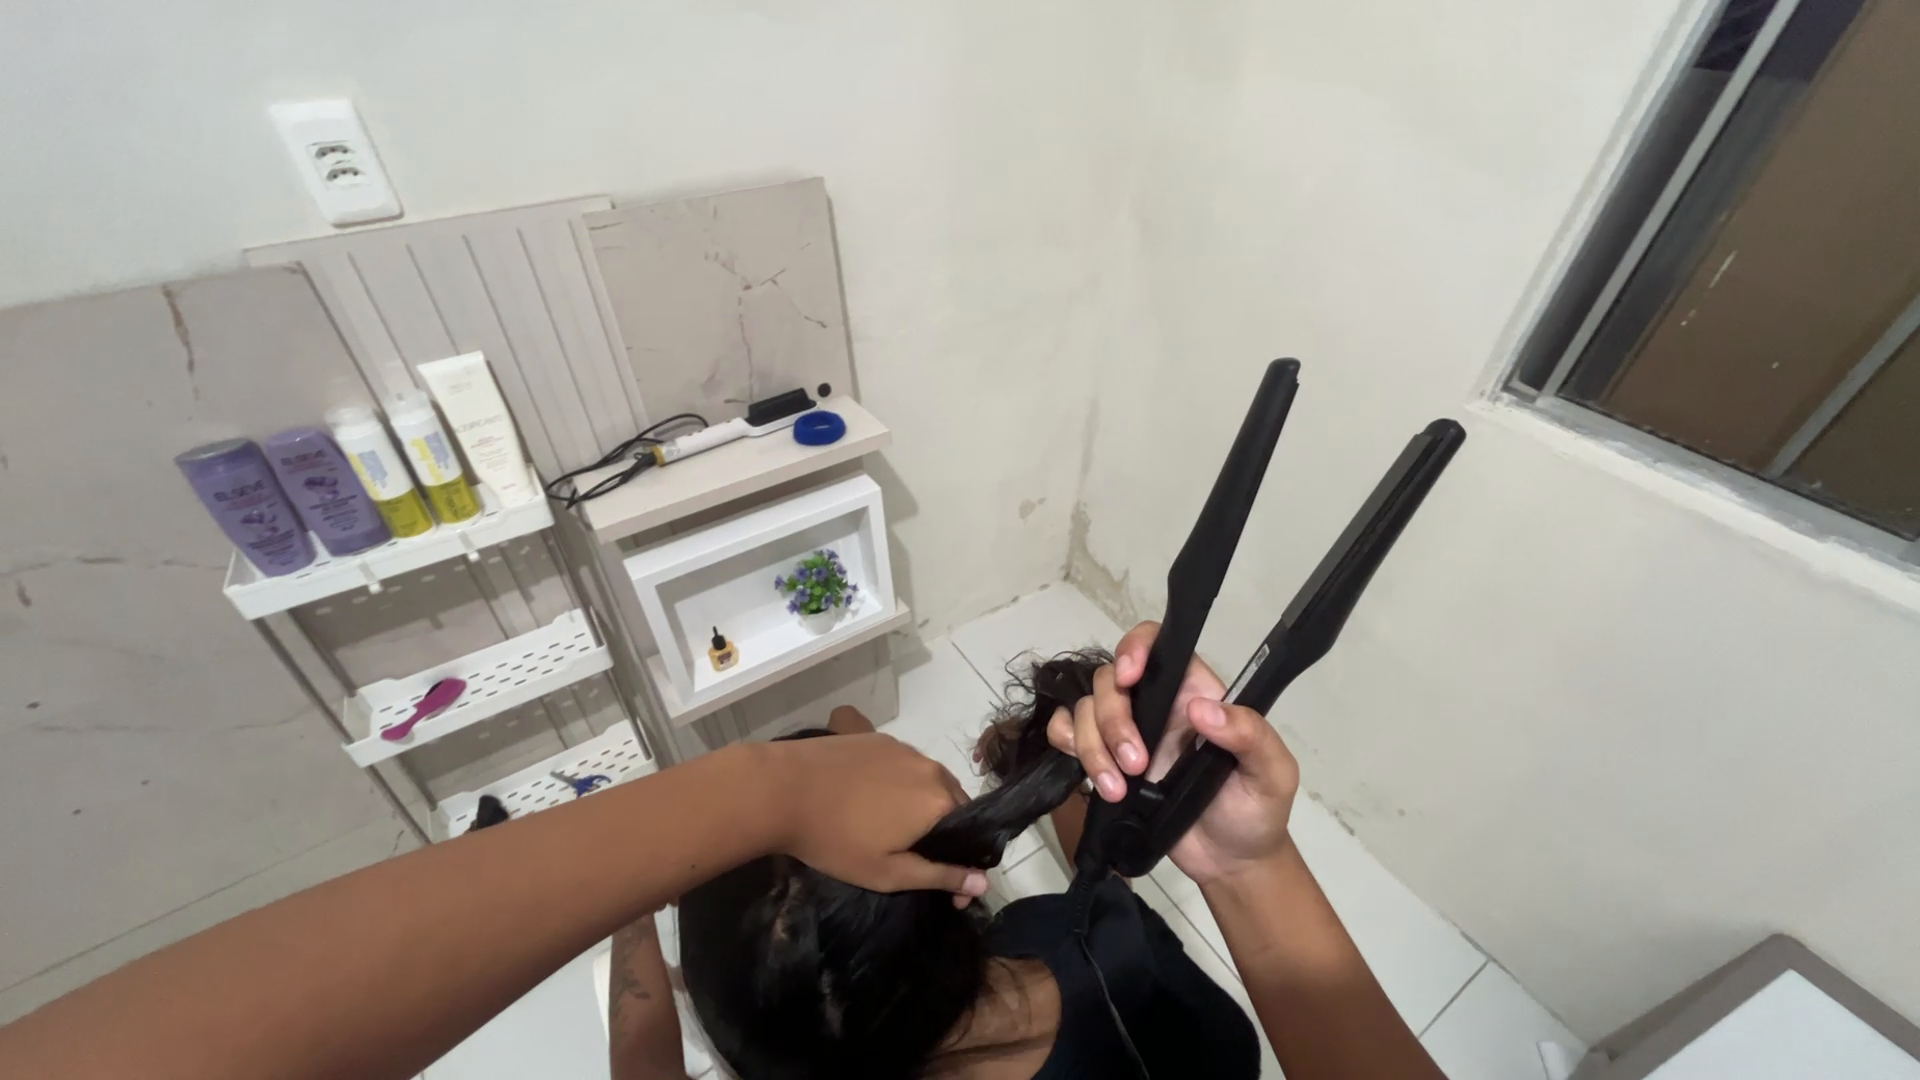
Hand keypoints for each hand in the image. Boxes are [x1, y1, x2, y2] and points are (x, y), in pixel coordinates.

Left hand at [761, 733, 990, 906]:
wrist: (783, 788)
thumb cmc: (836, 839)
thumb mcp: (888, 871)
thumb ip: (939, 875)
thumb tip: (983, 880)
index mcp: (940, 801)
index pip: (972, 831)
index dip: (965, 862)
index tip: (950, 890)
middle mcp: (931, 768)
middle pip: (953, 803)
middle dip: (944, 832)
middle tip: (916, 857)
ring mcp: (905, 749)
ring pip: (928, 781)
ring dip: (922, 806)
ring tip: (891, 828)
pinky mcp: (880, 738)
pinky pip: (905, 765)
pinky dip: (900, 784)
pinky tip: (871, 800)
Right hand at [1047, 621, 1299, 883]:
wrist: (1229, 861)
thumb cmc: (1256, 809)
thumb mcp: (1272, 773)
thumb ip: (1249, 735)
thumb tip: (1202, 709)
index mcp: (1193, 691)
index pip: (1157, 644)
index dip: (1135, 647)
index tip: (1130, 676)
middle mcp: (1154, 703)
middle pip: (1109, 680)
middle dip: (1114, 720)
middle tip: (1137, 765)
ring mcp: (1125, 730)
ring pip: (1085, 708)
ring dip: (1093, 747)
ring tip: (1118, 789)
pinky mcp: (1103, 758)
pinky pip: (1066, 731)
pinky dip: (1067, 744)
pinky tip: (1089, 776)